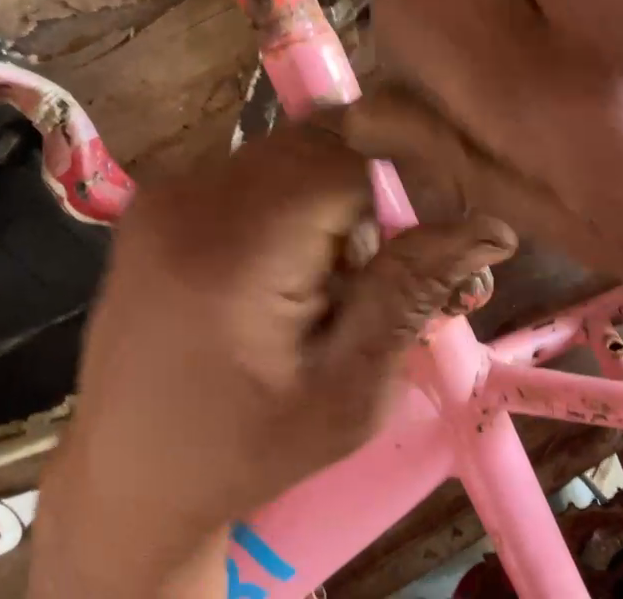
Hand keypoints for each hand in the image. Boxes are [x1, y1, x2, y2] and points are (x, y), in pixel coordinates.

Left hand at [30, 125, 514, 597]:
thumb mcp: (348, 391)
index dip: (412, 182)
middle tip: (401, 266)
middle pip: (327, 142)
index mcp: (234, 249)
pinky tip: (305, 265)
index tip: (441, 236)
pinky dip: (304, 200)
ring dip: (344, 195)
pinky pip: (263, 168)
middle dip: (381, 189)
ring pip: (298, 149)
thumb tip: (493, 225)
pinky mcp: (163, 198)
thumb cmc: (248, 450)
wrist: (129, 479)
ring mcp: (170, 192)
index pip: (354, 156)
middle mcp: (192, 197)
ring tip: (350, 277)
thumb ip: (413, 292)